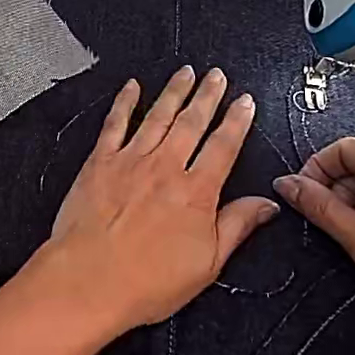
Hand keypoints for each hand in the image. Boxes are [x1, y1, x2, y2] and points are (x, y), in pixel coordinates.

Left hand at [24, 67, 278, 336]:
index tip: (245, 101)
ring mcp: (132, 159)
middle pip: (193, 121)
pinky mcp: (101, 161)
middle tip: (217, 75)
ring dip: (175, 90)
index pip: (224, 145)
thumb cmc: (146, 281)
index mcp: (196, 191)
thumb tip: (267, 205)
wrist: (87, 282)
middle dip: (208, 95)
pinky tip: (132, 86)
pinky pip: (116, 122)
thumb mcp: (206, 263)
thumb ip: (237, 225)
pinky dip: (125, 102)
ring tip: (186, 72)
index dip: (237, 120)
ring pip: (159, 115)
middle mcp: (166, 166)